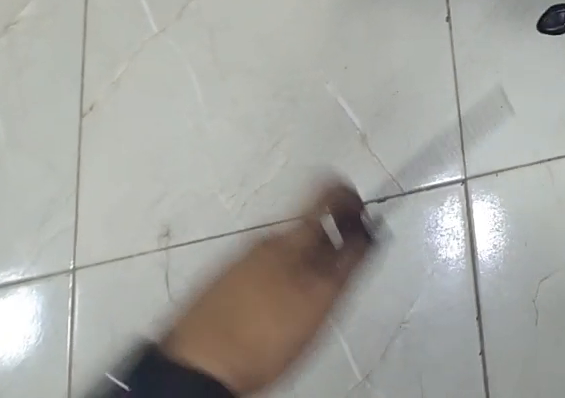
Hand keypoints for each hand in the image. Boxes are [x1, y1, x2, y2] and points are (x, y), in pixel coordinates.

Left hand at [158, 182, 374, 395]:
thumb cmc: (263, 336)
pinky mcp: (217, 283)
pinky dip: (273, 283)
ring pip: (283, 251)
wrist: (193, 371)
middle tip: (337, 274)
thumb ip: (350, 260)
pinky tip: (271, 314)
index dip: (353, 198)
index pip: (331, 193)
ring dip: (300, 267)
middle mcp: (264, 240)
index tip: (363, 213)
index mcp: (293, 238)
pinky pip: (257, 270)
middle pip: (308, 226)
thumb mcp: (320, 300)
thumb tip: (371, 230)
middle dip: (328, 243)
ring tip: (302, 304)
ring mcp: (236, 261)